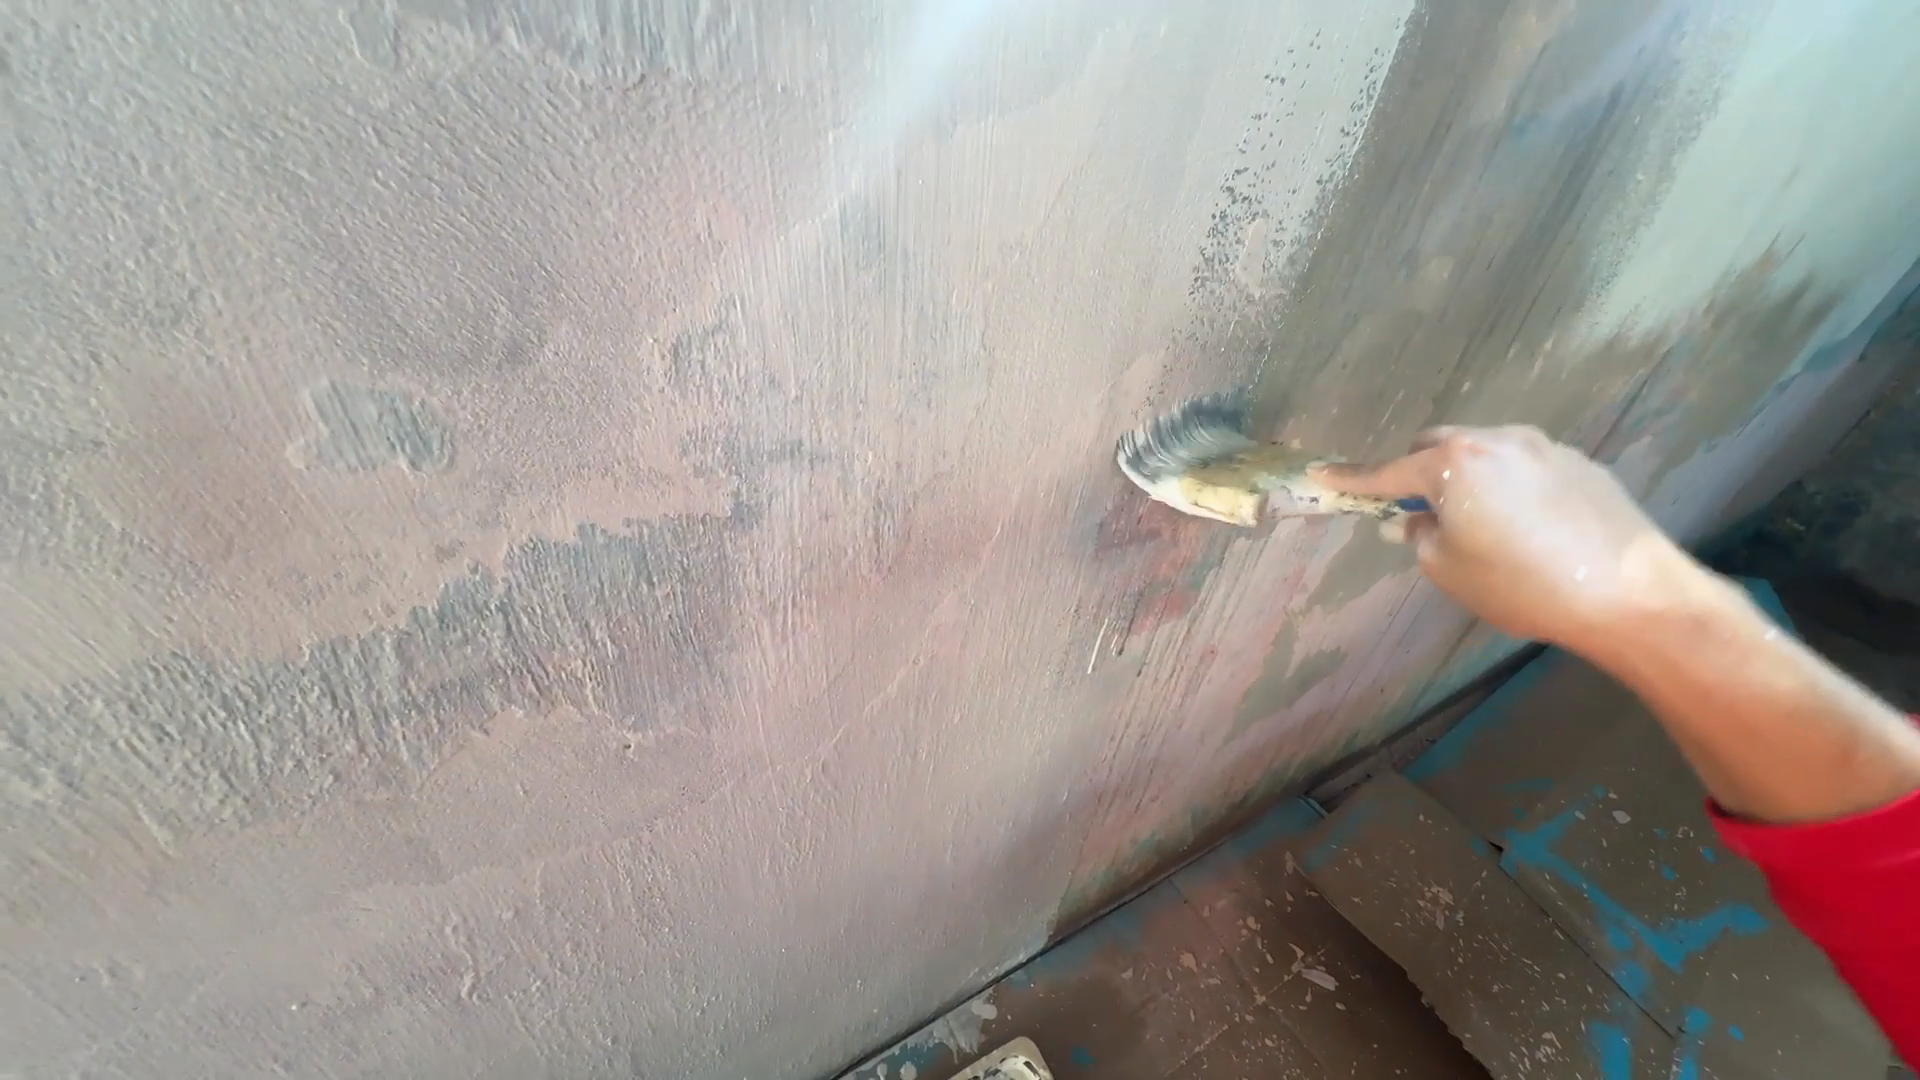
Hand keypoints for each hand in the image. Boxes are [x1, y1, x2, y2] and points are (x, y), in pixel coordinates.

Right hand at [1312, 425, 1703, 651]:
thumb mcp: (1447, 568)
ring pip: (1482, 450)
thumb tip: (1421, 520)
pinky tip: (1527, 524)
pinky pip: (1522, 464)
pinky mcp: (1580, 463)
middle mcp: (1495, 442)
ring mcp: (1543, 447)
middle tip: (1419, 510)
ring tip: (1479, 520)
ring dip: (1465, 475)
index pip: (1385, 472)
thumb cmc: (1521, 584)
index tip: (1320, 473)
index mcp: (1453, 465)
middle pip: (1436, 445)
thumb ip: (1420, 535)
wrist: (1632, 595)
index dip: (1350, 478)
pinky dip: (1506, 483)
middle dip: (1416, 471)